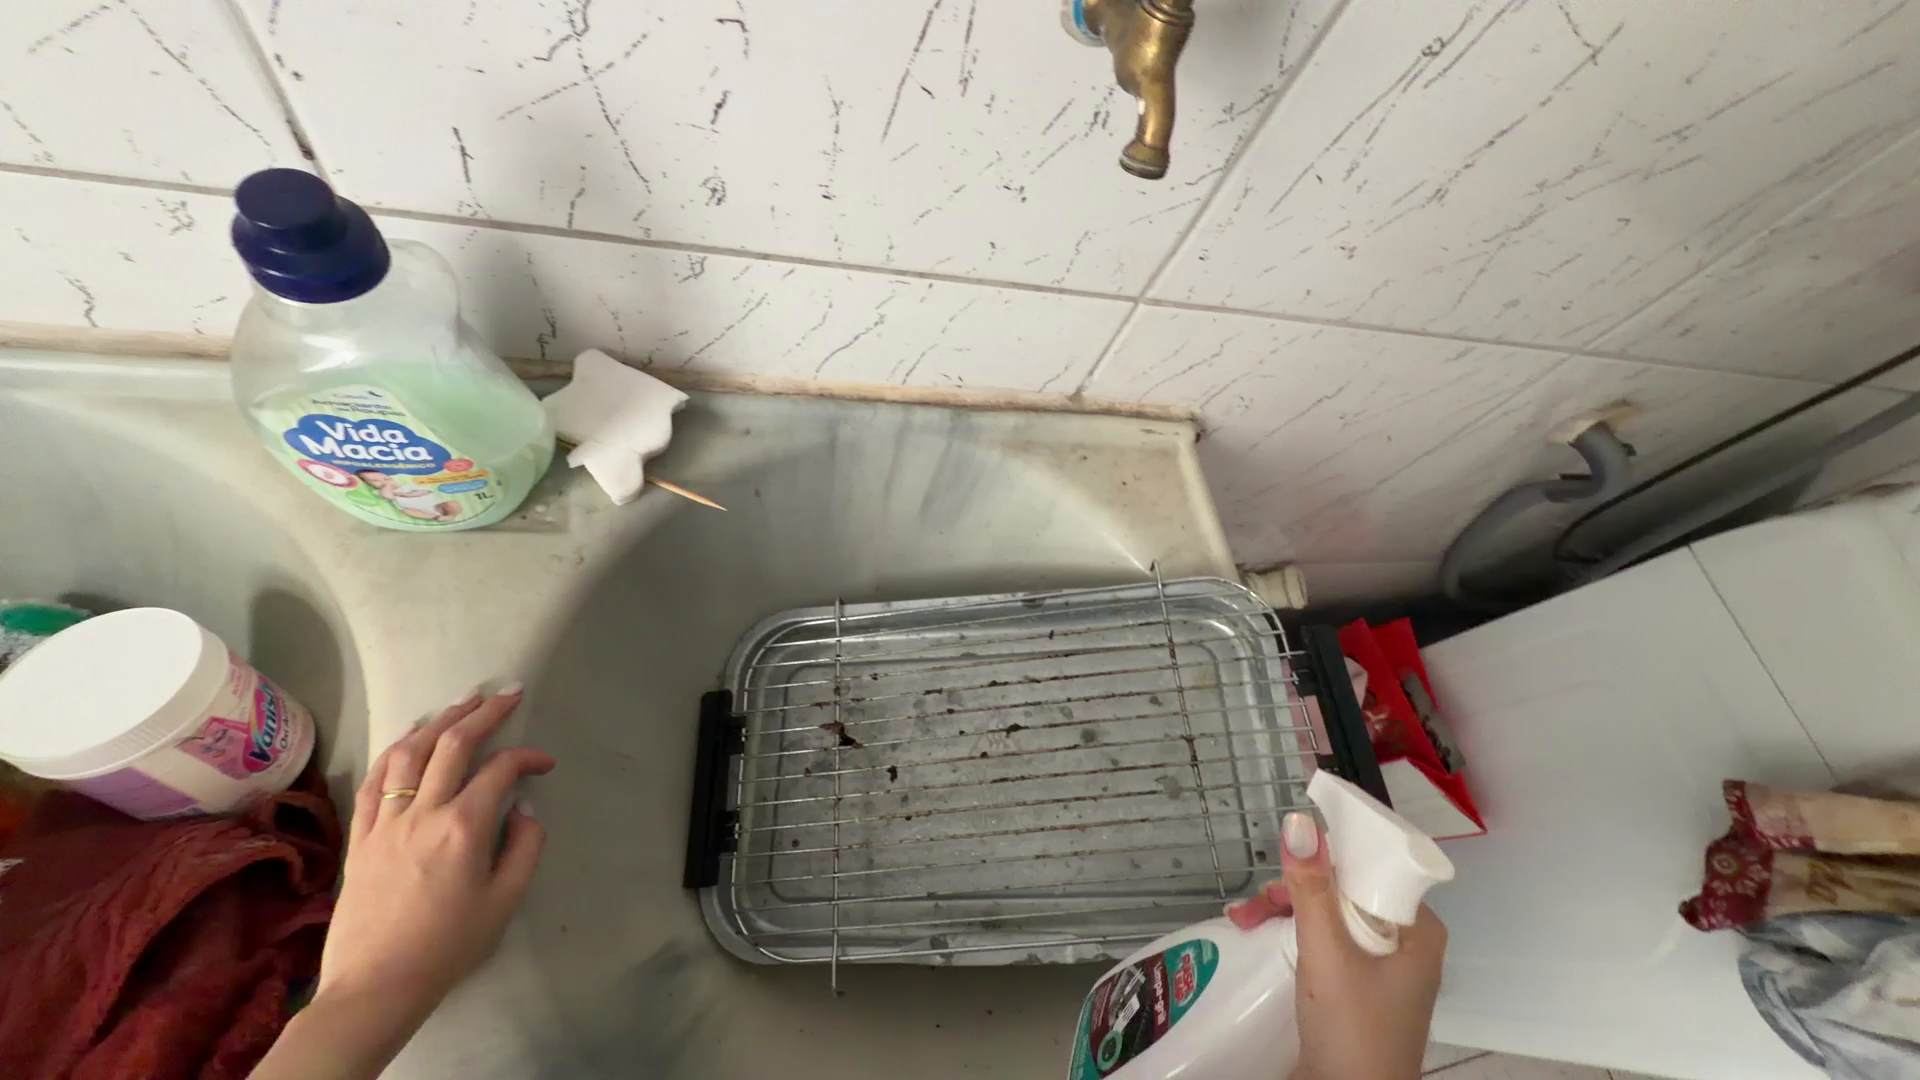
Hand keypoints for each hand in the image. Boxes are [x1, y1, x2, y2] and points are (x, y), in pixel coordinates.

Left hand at [252, 686, 554, 1079]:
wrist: (377, 986)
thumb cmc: (450, 944)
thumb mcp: (506, 899)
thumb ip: (525, 845)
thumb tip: (523, 808)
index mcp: (464, 827)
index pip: (502, 769)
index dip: (529, 757)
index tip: (546, 764)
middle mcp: (423, 813)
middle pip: (453, 744)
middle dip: (486, 712)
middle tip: (509, 693)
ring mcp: (385, 822)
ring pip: (409, 753)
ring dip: (438, 721)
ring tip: (462, 703)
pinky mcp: (360, 837)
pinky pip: (374, 782)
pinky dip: (395, 752)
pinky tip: (409, 740)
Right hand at [1225, 812, 1445, 1079]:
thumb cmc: (1353, 1030)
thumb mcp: (1327, 953)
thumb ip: (1311, 888)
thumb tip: (1299, 820)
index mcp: (1417, 929)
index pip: (1371, 866)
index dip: (1324, 856)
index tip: (1284, 860)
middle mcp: (1402, 942)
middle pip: (1342, 889)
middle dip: (1292, 889)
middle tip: (1257, 904)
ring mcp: (1379, 968)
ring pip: (1326, 913)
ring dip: (1282, 911)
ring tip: (1244, 921)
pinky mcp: (1355, 988)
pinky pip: (1322, 942)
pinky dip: (1289, 935)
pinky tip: (1257, 935)